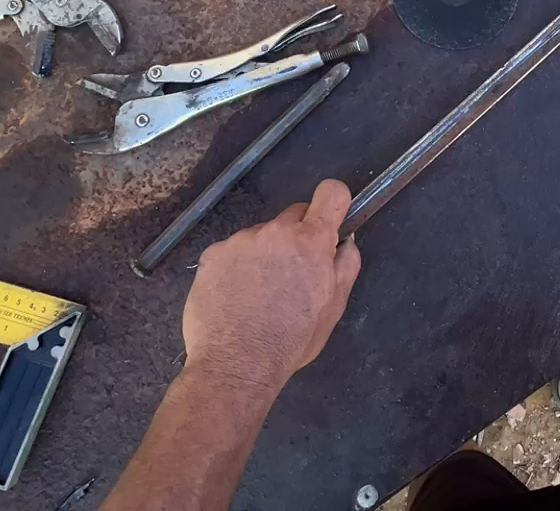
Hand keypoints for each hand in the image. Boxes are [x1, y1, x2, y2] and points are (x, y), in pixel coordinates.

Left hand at [179, 178, 362, 392]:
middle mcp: (276, 231)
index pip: (331, 192)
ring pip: (262, 236)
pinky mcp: (212, 254)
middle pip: (295, 215)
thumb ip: (346, 265)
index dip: (334, 203)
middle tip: (292, 274)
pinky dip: (236, 267)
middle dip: (298, 236)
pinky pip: (233, 251)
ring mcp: (241, 240)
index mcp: (311, 240)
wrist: (234, 366)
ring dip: (265, 253)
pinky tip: (234, 297)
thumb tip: (345, 241)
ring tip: (257, 294)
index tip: (330, 221)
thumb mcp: (334, 307)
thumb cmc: (291, 341)